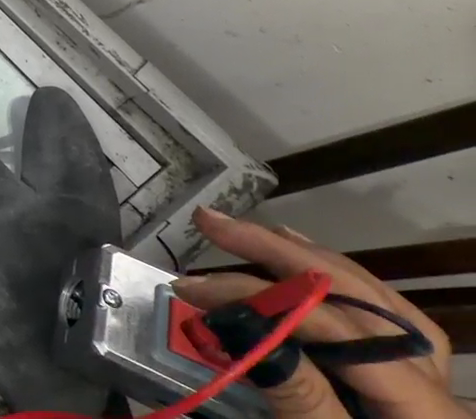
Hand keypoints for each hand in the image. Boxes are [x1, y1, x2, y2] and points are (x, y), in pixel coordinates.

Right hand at [173, 208, 468, 418]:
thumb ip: (298, 395)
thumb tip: (238, 320)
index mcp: (423, 407)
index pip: (328, 322)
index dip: (253, 293)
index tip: (187, 288)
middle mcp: (438, 388)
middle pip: (358, 298)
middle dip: (279, 253)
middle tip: (211, 224)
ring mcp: (434, 391)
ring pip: (378, 303)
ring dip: (310, 261)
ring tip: (257, 232)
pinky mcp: (417, 398)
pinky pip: (387, 326)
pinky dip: (341, 290)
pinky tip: (310, 273)